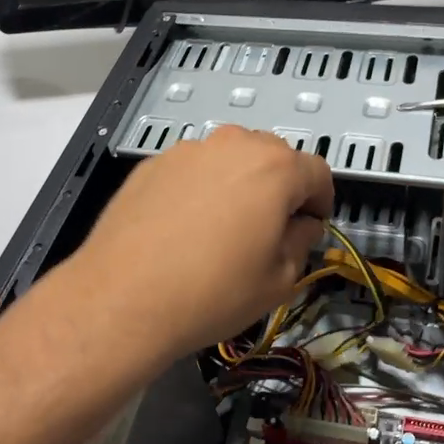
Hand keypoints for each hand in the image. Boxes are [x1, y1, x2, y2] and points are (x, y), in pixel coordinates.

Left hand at [59, 126, 332, 357]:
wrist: (122, 299)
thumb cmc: (212, 292)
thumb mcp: (279, 280)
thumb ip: (301, 242)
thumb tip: (301, 226)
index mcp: (276, 168)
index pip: (318, 172)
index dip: (321, 201)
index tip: (312, 226)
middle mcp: (234, 145)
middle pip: (274, 157)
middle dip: (281, 188)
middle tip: (270, 230)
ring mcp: (188, 151)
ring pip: (230, 159)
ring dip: (239, 184)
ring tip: (224, 230)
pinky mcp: (152, 165)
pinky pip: (193, 170)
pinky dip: (200, 190)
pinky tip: (185, 230)